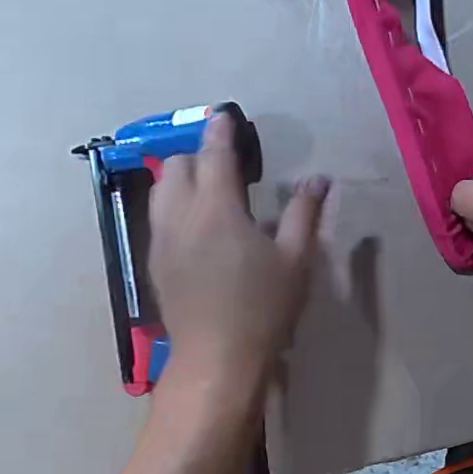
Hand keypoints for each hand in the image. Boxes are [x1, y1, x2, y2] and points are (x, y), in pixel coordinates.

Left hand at [149, 111, 329, 393]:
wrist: (217, 358)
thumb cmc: (263, 307)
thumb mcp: (295, 260)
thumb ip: (305, 214)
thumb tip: (318, 180)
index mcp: (218, 209)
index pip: (214, 154)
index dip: (220, 130)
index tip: (224, 115)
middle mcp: (181, 216)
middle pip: (176, 165)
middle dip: (198, 155)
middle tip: (225, 166)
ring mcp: (161, 240)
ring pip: (160, 189)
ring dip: (181, 178)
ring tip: (207, 192)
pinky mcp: (154, 262)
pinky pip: (158, 217)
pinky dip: (173, 206)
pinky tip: (195, 227)